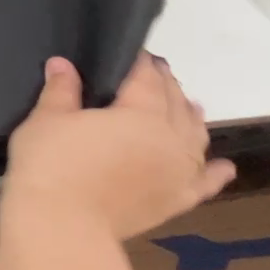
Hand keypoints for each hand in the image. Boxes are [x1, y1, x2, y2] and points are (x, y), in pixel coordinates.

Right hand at [3, 54, 233, 239]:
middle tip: (159, 73)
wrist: (64, 216)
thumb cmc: (51, 160)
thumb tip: (63, 64)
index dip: (143, 65)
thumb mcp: (46, 118)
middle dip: (168, 87)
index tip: (138, 53)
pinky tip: (222, 164)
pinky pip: (206, 181)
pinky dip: (216, 171)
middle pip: (176, 107)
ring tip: (191, 106)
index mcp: (138, 116)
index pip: (146, 82)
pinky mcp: (179, 197)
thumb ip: (61, 90)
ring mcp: (180, 171)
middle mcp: (171, 140)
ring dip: (194, 119)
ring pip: (196, 139)